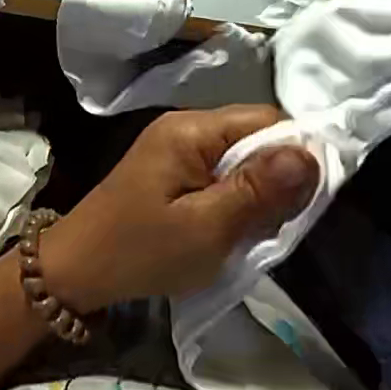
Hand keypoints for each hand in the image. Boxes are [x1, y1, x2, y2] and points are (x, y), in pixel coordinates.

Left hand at [38, 106, 318, 312]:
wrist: (77, 270)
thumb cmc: (142, 250)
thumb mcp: (207, 227)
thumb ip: (259, 190)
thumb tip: (312, 153)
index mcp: (191, 129)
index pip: (265, 120)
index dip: (296, 152)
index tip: (311, 198)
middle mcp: (184, 127)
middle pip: (252, 136)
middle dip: (276, 175)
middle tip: (284, 222)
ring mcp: (175, 147)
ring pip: (239, 157)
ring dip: (257, 190)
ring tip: (260, 229)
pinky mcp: (170, 169)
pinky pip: (219, 172)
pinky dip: (235, 196)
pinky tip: (236, 225)